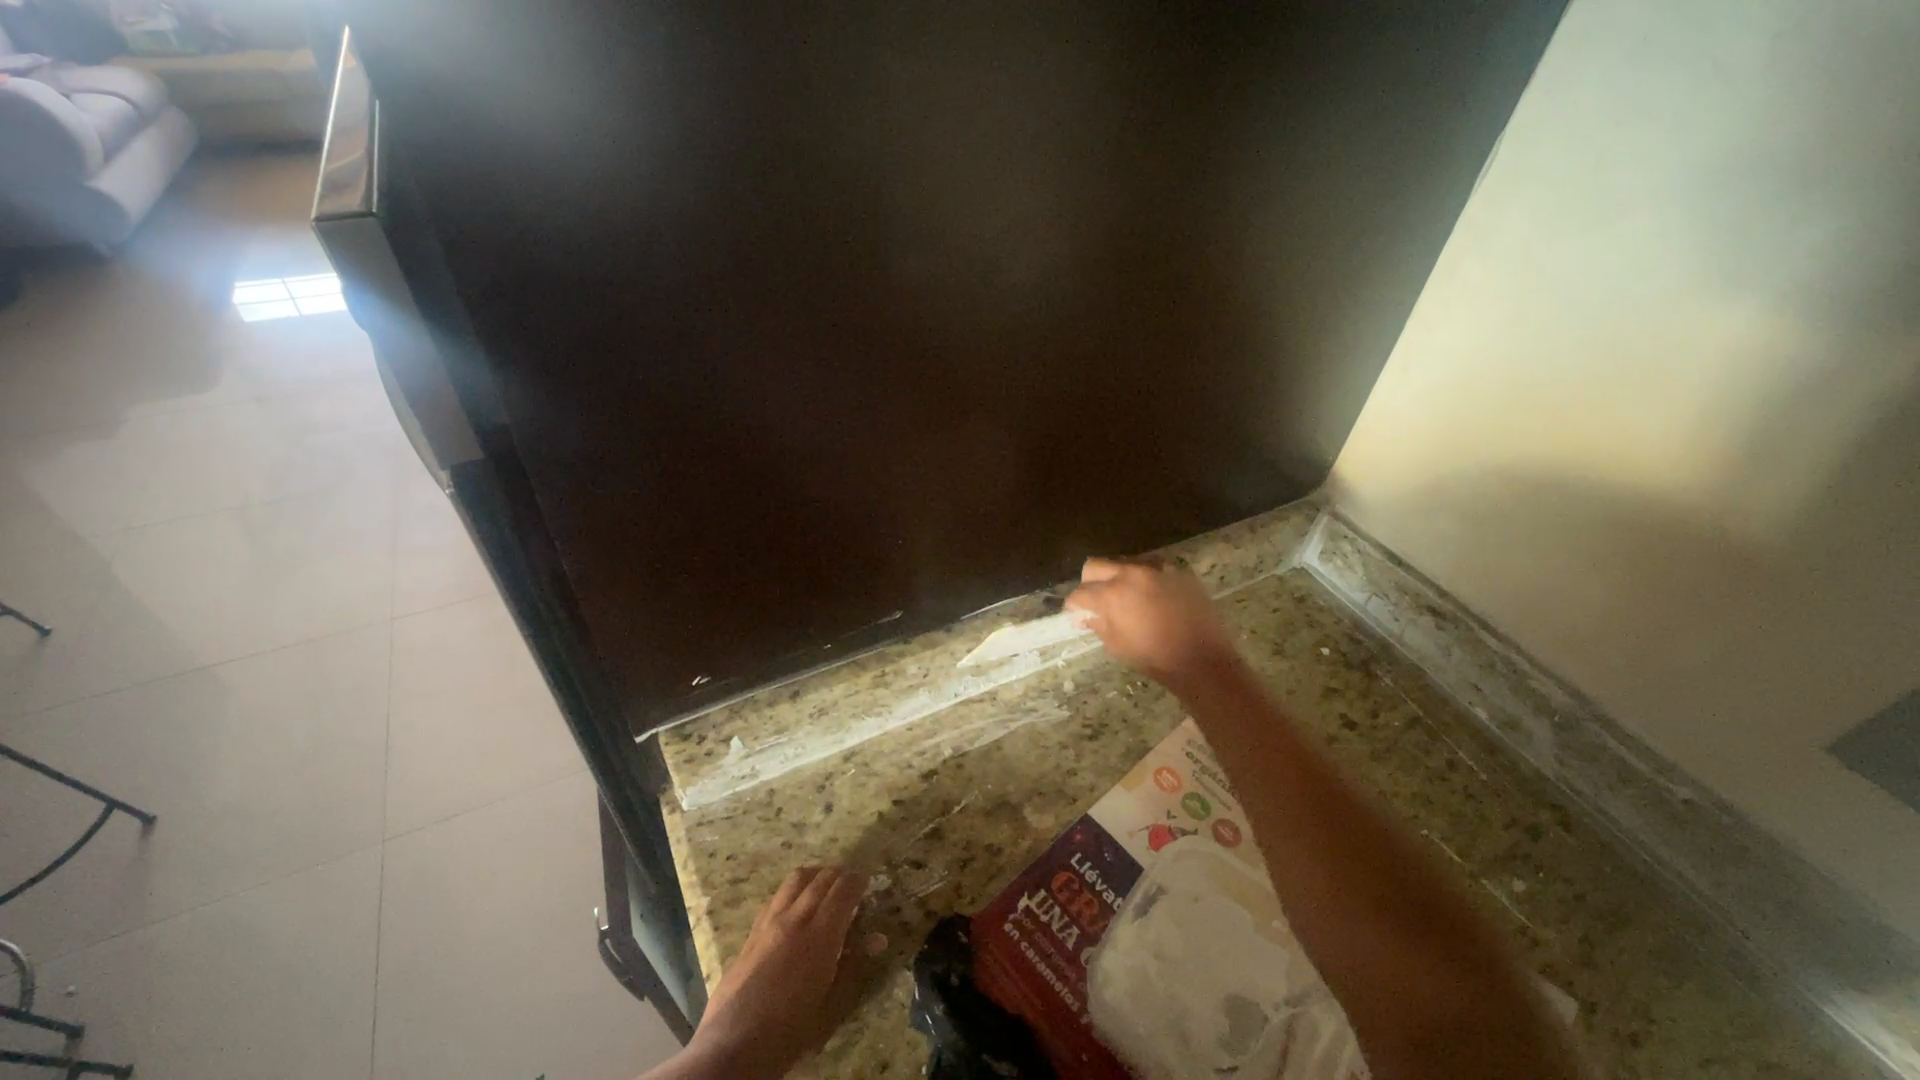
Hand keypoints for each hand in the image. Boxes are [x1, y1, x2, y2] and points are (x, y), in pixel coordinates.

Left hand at [673, 867, 884, 1079]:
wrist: (736, 1043)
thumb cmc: (792, 1029)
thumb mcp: (832, 1003)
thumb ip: (854, 964)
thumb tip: (877, 939)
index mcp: (820, 935)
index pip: (843, 891)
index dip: (857, 881)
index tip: (866, 879)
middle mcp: (795, 919)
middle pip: (819, 879)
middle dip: (838, 874)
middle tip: (850, 880)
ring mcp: (769, 922)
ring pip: (794, 880)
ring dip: (814, 875)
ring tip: (824, 884)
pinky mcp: (751, 932)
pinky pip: (776, 897)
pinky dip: (793, 890)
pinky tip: (796, 905)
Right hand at [1065, 557, 1239, 691]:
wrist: (1202, 659)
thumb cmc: (1155, 658)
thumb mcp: (1118, 645)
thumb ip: (1098, 624)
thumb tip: (1085, 616)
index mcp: (1113, 594)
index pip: (1080, 593)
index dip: (1073, 605)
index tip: (1076, 614)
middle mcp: (1132, 573)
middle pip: (1095, 565)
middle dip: (1089, 582)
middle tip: (1095, 600)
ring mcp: (1157, 568)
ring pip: (1123, 562)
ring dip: (1117, 577)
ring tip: (1125, 598)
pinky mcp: (1177, 570)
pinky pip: (1151, 567)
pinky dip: (1143, 579)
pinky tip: (1150, 597)